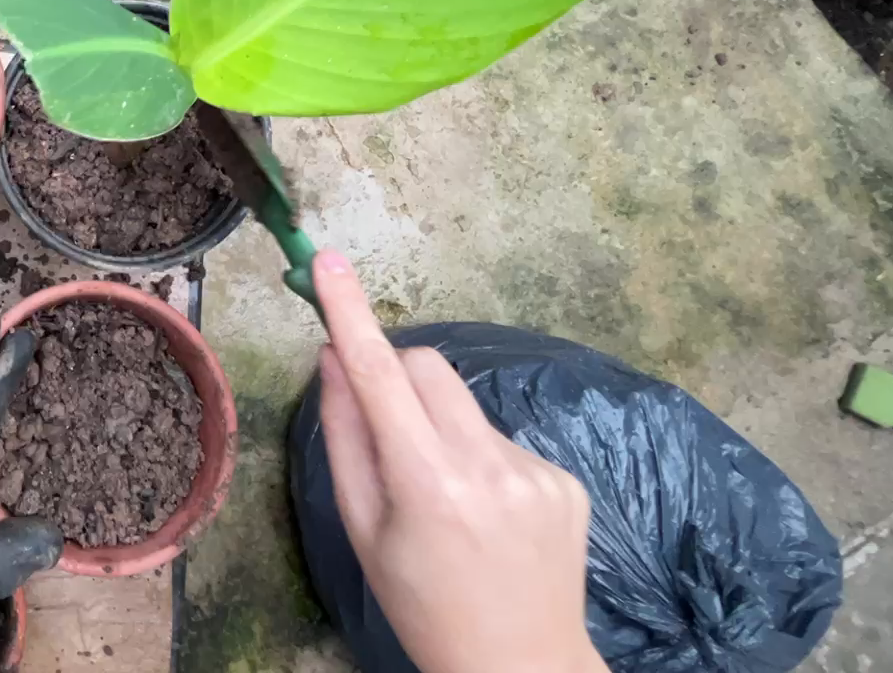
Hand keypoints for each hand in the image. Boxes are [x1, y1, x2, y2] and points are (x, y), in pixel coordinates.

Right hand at [312, 249, 603, 672]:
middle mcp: (488, 464)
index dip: (349, 311)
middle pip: (423, 365)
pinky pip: (492, 430)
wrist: (523, 668)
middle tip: (381, 424)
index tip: (327, 260)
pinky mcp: (565, 478)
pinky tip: (480, 504)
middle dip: (391, 373)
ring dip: (431, 418)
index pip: (377, 373)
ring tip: (439, 485)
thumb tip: (331, 358)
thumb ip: (343, 432)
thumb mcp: (359, 522)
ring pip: (457, 399)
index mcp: (426, 480)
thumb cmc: (417, 599)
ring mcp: (536, 469)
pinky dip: (469, 447)